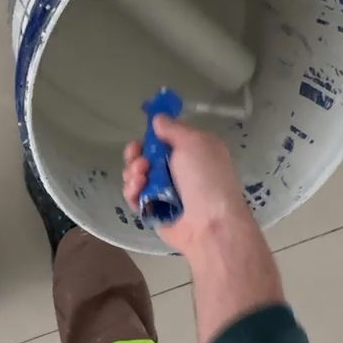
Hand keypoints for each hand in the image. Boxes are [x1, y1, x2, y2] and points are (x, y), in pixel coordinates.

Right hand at [123, 113, 254, 257]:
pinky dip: (132, 192)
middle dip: (136, 156)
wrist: (209, 223)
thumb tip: (158, 118)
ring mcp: (164, 191)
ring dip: (132, 173)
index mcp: (191, 152)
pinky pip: (134, 197)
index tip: (144, 138)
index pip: (163, 139)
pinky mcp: (153, 211)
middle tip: (140, 161)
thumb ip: (173, 129)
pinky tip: (137, 190)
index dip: (150, 137)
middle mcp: (177, 170)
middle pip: (144, 157)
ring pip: (136, 176)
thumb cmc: (206, 178)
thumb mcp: (194, 143)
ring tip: (141, 178)